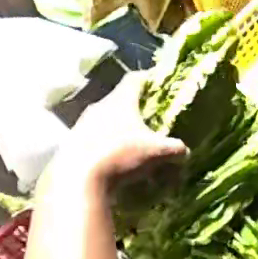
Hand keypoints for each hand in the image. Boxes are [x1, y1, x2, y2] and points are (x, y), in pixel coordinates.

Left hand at [45, 72, 184, 191]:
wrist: (80, 180)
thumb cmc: (122, 156)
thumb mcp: (158, 153)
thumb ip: (175, 149)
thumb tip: (184, 151)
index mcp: (120, 100)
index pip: (135, 79)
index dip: (149, 78)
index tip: (158, 82)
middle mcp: (99, 106)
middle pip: (120, 99)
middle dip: (135, 107)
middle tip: (150, 117)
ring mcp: (82, 124)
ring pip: (105, 119)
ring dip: (119, 126)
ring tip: (132, 140)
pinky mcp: (73, 142)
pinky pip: (94, 137)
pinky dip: (106, 143)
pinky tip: (114, 158)